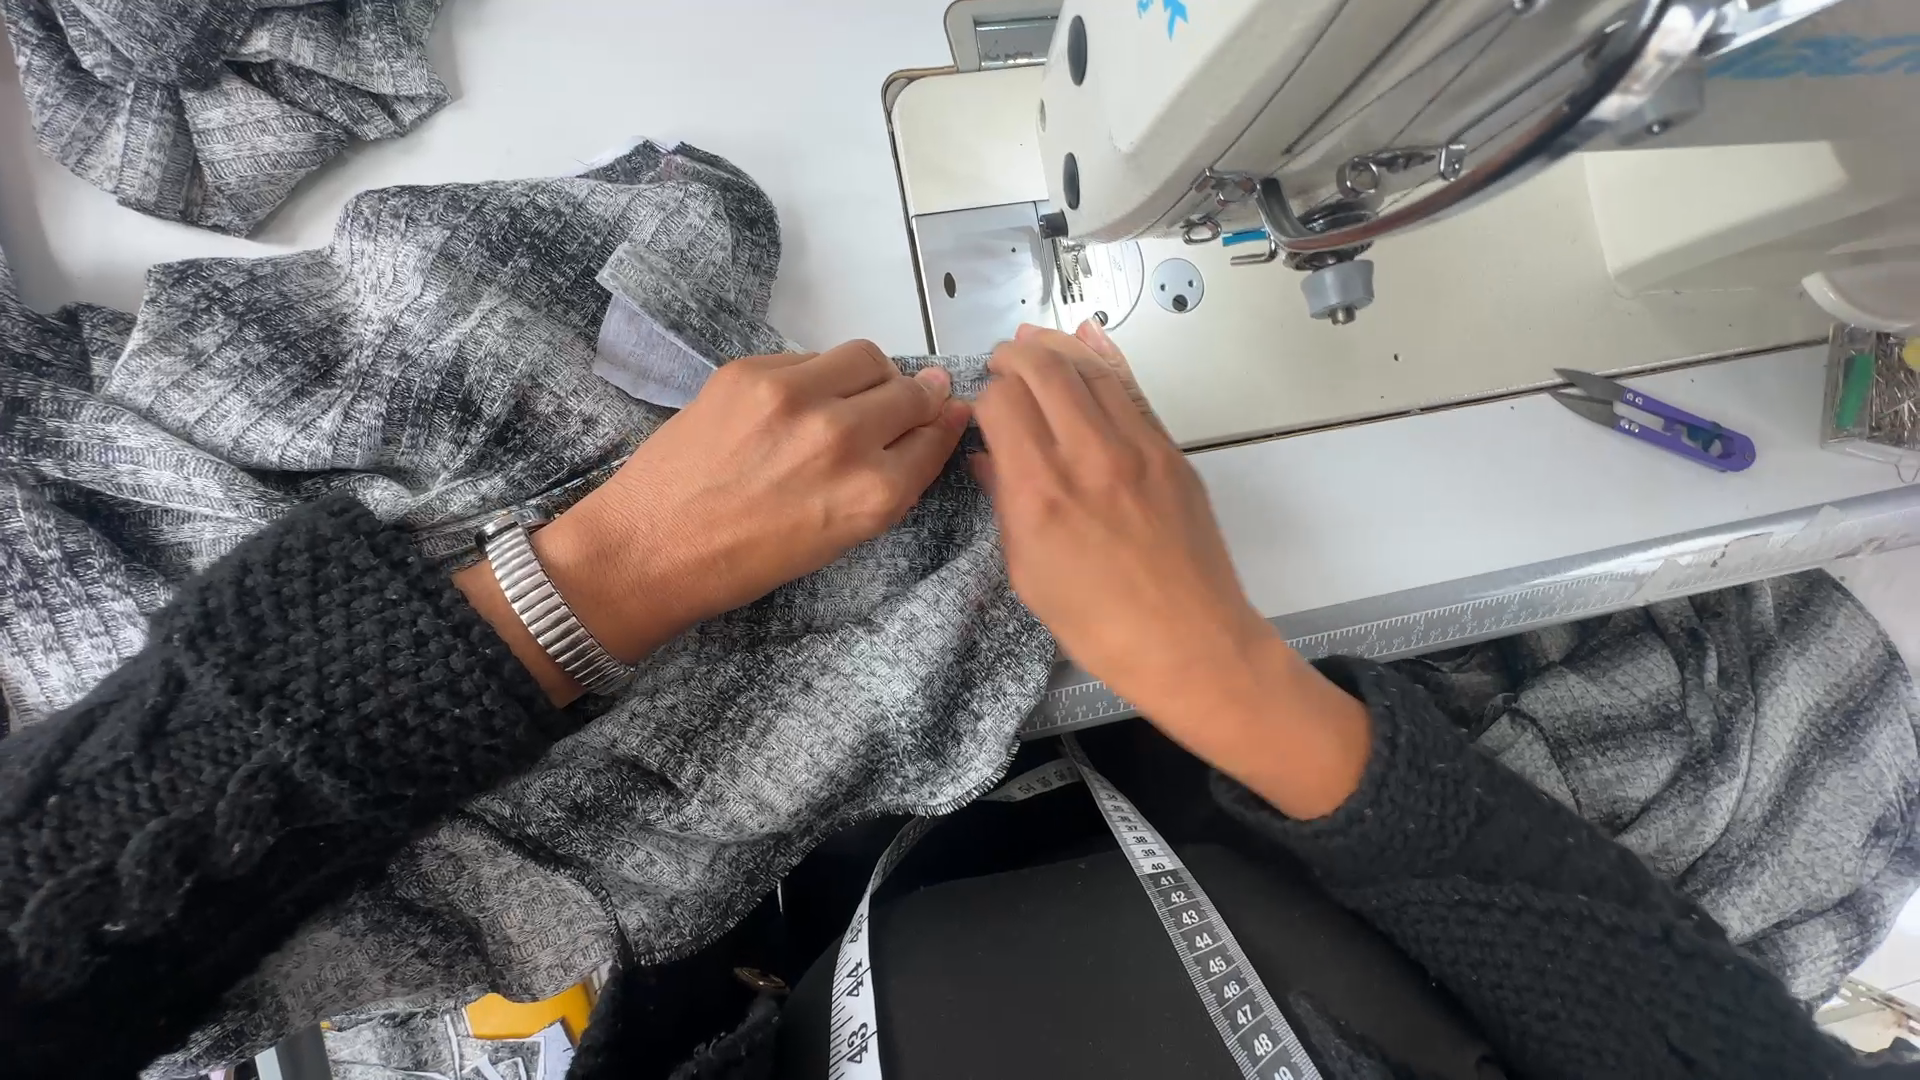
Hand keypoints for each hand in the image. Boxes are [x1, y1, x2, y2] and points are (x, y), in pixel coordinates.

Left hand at [460, 341, 969, 703]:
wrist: (651, 546)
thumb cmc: (752, 561)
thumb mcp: (842, 539)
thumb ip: (893, 482)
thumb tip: (931, 423)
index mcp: (873, 494)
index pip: (936, 437)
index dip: (943, 426)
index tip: (942, 418)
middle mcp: (844, 438)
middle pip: (912, 392)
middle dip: (914, 401)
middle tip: (892, 413)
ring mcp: (795, 396)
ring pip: (868, 357)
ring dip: (872, 377)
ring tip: (846, 401)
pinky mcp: (751, 370)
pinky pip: (812, 356)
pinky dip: (819, 376)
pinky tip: (793, 406)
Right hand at [972, 323, 1369, 817]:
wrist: (1190, 644)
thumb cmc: (1098, 626)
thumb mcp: (1028, 575)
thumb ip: (1004, 505)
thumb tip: (987, 459)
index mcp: (1040, 493)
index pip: (1002, 403)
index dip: (983, 397)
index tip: (981, 411)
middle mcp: (1087, 456)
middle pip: (1043, 370)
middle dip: (1013, 356)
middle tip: (1000, 361)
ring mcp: (1137, 448)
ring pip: (1090, 368)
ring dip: (1056, 348)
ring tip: (1034, 343)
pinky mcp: (1171, 451)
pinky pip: (1133, 388)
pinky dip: (1105, 358)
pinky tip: (1087, 338)